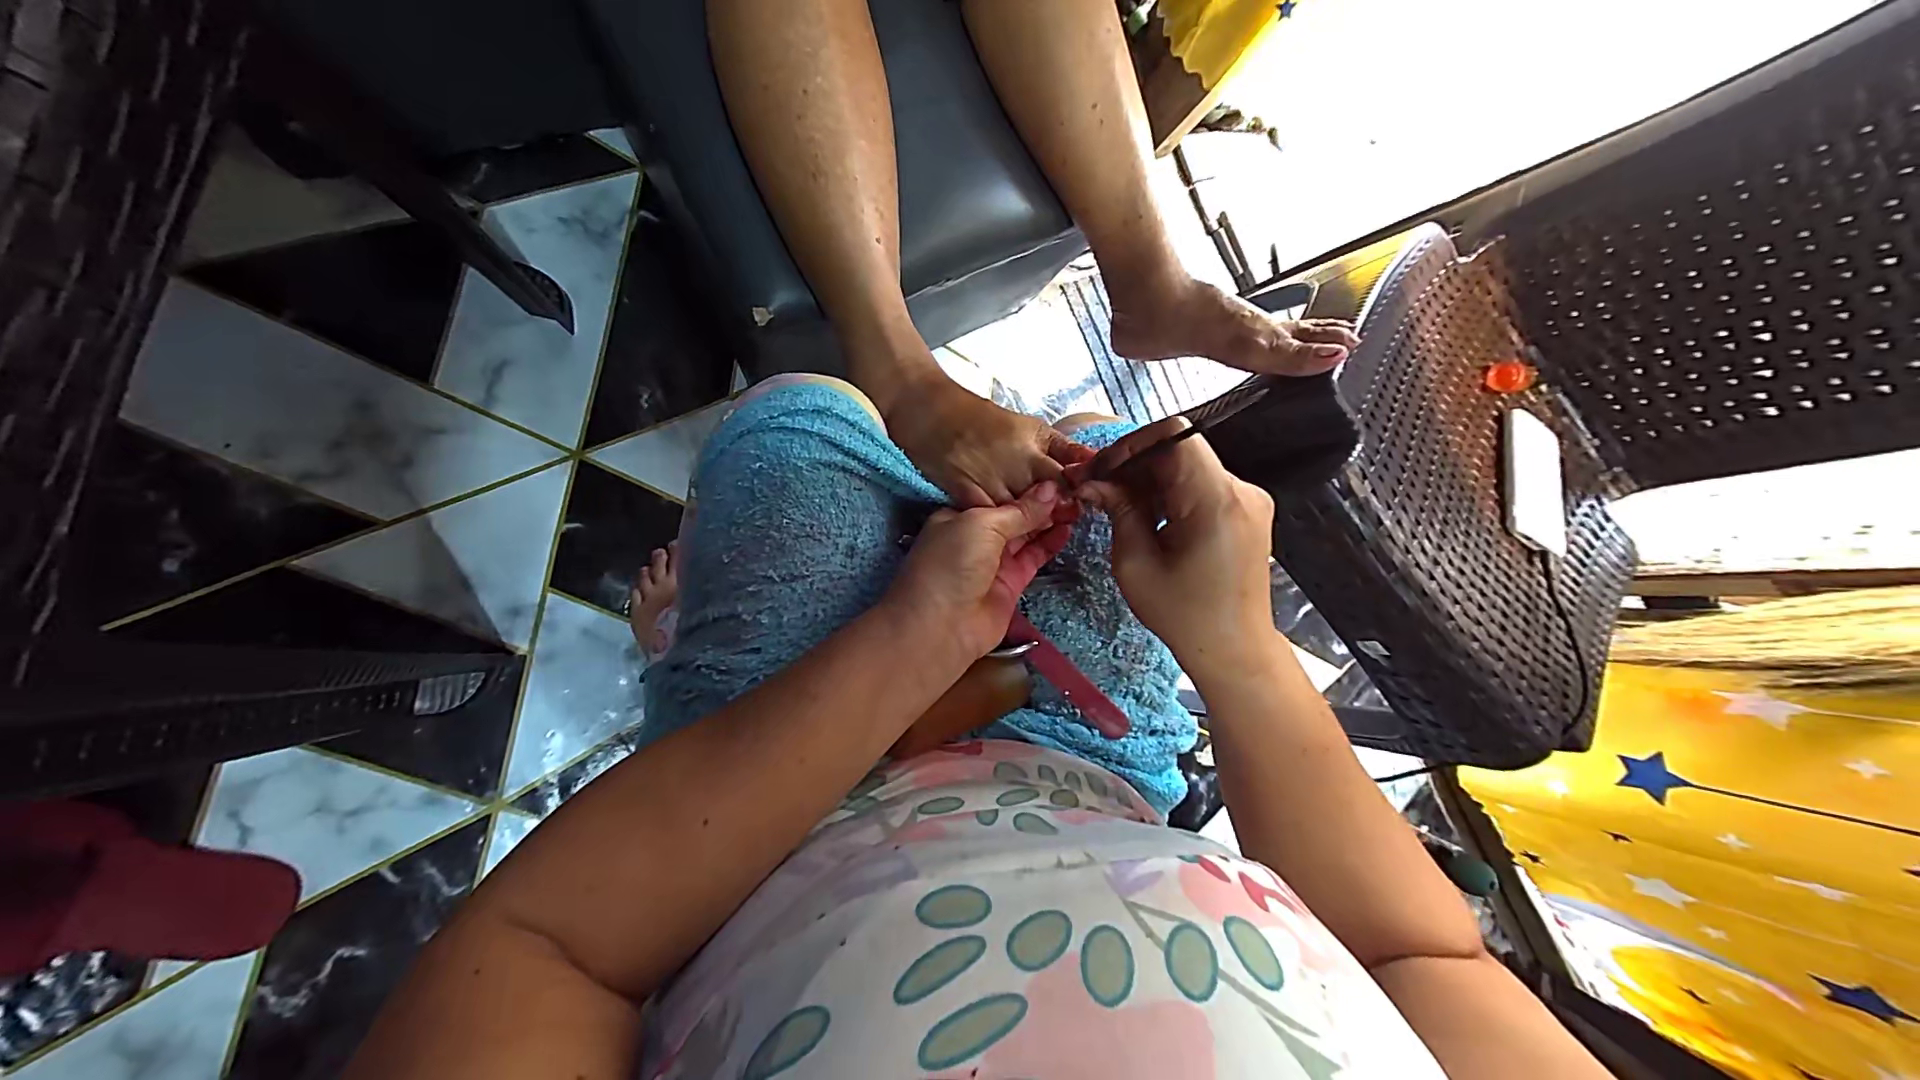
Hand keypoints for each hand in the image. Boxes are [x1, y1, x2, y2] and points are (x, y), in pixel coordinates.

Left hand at [882, 482, 1078, 663]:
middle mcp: (976, 536)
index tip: (1054, 472)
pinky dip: (1050, 543)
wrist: (941, 626)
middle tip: (1073, 487)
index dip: (1023, 483)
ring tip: (1077, 504)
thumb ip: (1020, 510)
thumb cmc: (950, 564)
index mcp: (959, 515)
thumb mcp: (982, 525)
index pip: (996, 493)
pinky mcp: (1011, 582)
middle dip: (1041, 501)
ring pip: (1027, 534)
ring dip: (1049, 520)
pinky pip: (1034, 557)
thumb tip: (1051, 489)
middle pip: (1014, 514)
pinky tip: (1068, 528)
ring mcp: (994, 560)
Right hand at [887, 375, 1095, 507]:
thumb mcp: (1028, 424)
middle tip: (1056, 518)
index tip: (1077, 500)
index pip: (1066, 479)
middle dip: (1055, 513)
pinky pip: (988, 518)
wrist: (930, 411)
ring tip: (1030, 525)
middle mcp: (1014, 467)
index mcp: (1032, 448)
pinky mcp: (965, 495)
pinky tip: (1001, 528)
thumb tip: (1092, 458)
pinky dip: (997, 525)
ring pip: (1018, 517)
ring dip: (1027, 524)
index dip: (1075, 494)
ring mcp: (989, 483)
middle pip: (1045, 503)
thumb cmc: (978, 416)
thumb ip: (1060, 446)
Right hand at [1073, 417, 1276, 682]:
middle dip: (1133, 464)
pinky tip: (1147, 516)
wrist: (1233, 647)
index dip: (1130, 445)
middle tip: (1099, 487)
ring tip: (1119, 505)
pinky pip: (1200, 483)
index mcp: (1215, 501)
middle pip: (1178, 449)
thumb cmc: (1186, 615)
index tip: (1101, 469)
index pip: (1173, 437)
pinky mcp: (1244, 510)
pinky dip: (1169, 491)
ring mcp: (1247, 500)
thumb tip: (1095, 481)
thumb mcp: (1136, 563)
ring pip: (1187, 465)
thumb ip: (1118, 510)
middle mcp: (1239, 492)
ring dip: (1149, 478)